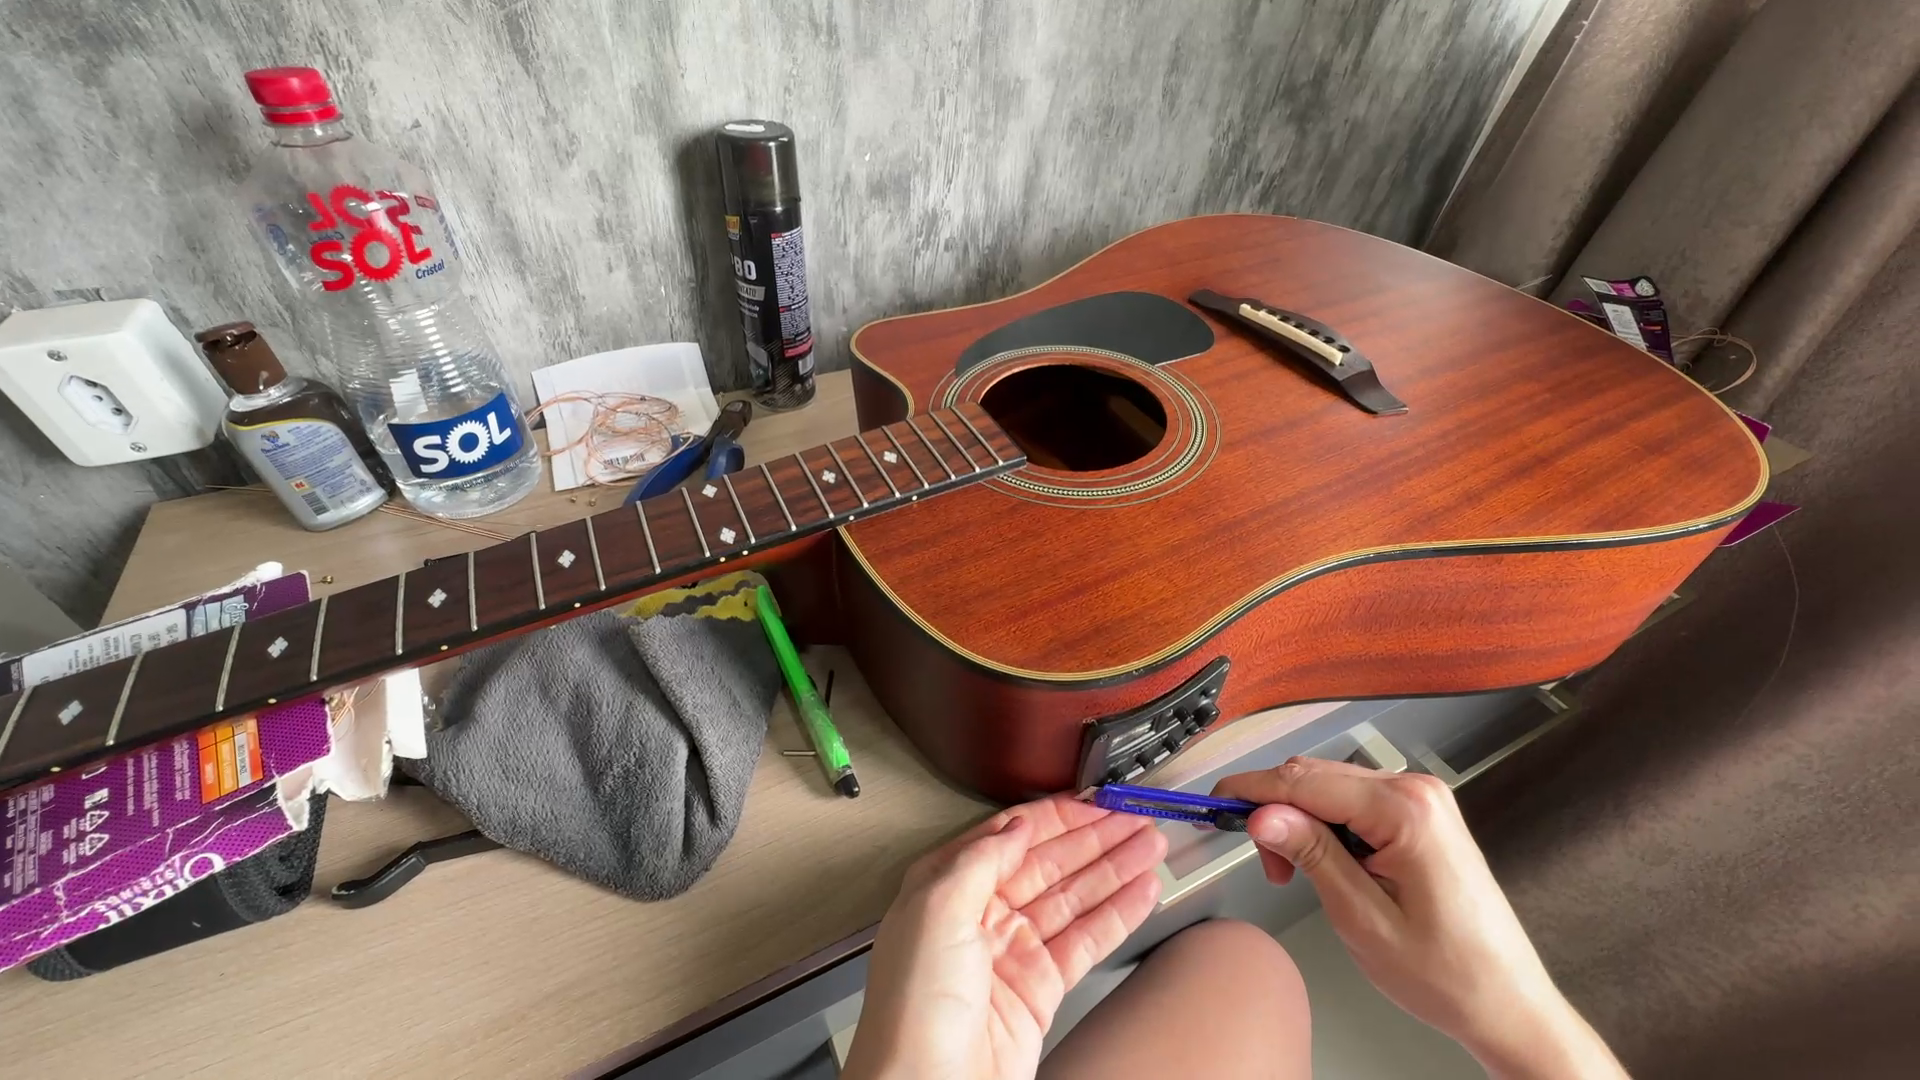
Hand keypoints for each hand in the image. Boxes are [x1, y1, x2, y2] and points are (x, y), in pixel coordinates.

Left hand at [842, 795, 1166, 1079]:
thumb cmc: (914, 1006)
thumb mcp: (937, 909)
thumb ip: (981, 859)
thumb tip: (1016, 823)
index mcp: (950, 885)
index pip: (1012, 836)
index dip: (1057, 816)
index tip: (1093, 800)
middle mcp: (982, 913)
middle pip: (1050, 863)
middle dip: (1095, 839)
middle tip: (1136, 819)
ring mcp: (1014, 950)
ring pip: (1074, 897)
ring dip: (1115, 870)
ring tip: (1151, 845)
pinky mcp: (1040, 987)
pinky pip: (1086, 940)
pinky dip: (1117, 914)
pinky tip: (1142, 893)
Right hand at [1214, 759, 1624, 1079]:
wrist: (1509, 1005)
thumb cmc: (1444, 974)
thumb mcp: (1361, 917)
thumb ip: (1311, 854)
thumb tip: (1260, 814)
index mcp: (1405, 810)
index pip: (1304, 782)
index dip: (1252, 790)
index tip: (1214, 803)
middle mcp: (1414, 790)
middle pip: (1313, 776)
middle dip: (1275, 810)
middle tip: (1267, 865)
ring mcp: (1420, 798)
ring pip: (1327, 785)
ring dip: (1297, 819)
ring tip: (1293, 871)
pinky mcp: (1419, 813)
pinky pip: (1350, 799)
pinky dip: (1322, 823)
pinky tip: (1321, 859)